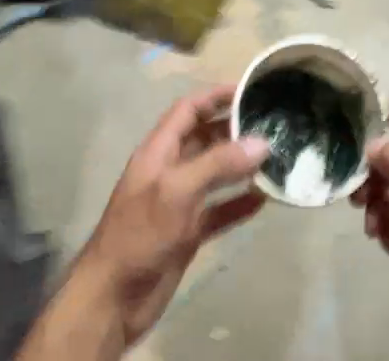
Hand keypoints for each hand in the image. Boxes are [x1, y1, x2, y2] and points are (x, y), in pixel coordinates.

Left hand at [32, 86, 267, 358]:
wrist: (112, 299)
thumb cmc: (139, 234)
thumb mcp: (177, 190)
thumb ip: (218, 164)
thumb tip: (262, 142)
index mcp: (158, 152)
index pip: (188, 110)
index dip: (216, 96)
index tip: (250, 89)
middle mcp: (170, 171)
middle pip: (205, 139)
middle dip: (235, 130)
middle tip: (273, 124)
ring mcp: (179, 203)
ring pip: (216, 174)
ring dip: (242, 166)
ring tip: (276, 157)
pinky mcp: (188, 232)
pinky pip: (219, 209)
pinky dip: (240, 203)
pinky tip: (264, 199)